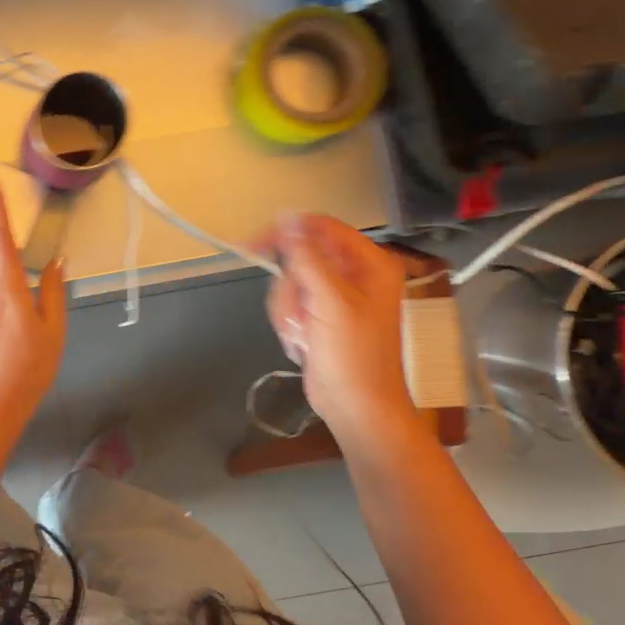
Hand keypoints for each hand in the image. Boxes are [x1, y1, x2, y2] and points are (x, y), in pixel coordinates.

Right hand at [258, 214, 416, 435]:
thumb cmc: (353, 356)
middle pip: (300, 258)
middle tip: (298, 314)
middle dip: (290, 289)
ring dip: (288, 310)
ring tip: (304, 336)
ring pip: (290, 284)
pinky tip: (303, 344)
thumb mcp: (330, 302)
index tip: (255, 244)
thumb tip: (288, 217)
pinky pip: (290, 305)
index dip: (288, 232)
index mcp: (369, 264)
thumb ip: (307, 257)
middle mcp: (354, 275)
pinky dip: (290, 324)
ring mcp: (336, 298)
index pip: (322, 228)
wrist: (357, 408)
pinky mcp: (320, 318)